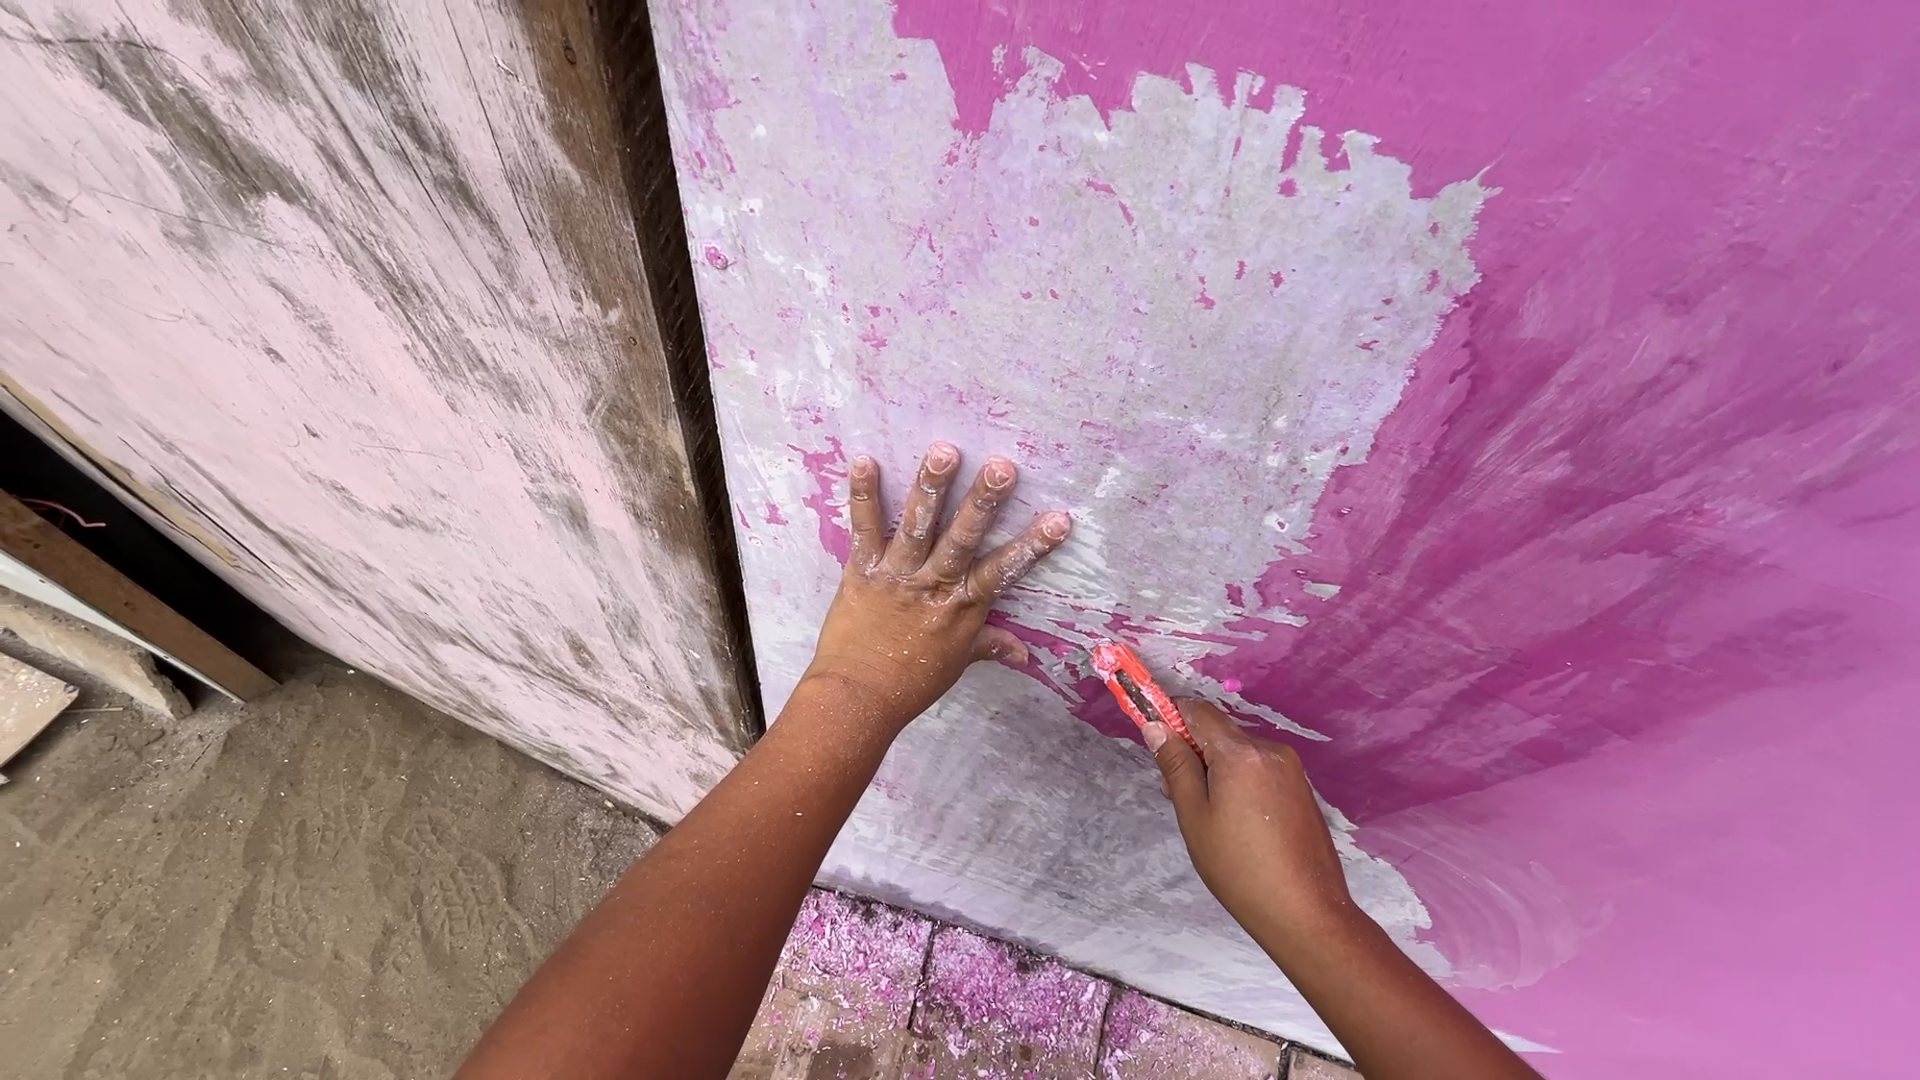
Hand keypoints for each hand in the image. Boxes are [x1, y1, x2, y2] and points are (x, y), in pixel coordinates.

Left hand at [801, 442, 1070, 729]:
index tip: (1060, 517)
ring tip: (943, 450)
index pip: (1004, 571)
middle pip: (963, 539)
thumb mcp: (955, 663)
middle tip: (1001, 466)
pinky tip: (864, 460)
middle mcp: (934, 585)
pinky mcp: (863, 570)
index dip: (1033, 545)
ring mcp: (898, 575)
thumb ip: (989, 645)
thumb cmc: (910, 683)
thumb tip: (1024, 653)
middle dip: (984, 501)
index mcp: (962, 607)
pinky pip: (864, 528)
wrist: (857, 699)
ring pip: (919, 525)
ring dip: (931, 487)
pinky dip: (864, 495)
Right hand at [1146, 700, 1356, 951]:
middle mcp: (1270, 749)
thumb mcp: (1194, 816)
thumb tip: (1156, 726)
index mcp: (1240, 752)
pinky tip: (1240, 823)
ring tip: (1212, 818)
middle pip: (1219, 733)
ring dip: (1218, 769)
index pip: (1198, 710)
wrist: (1307, 915)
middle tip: (1180, 796)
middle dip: (1194, 752)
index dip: (1171, 716)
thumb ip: (1175, 765)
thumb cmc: (1238, 867)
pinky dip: (1241, 782)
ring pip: (1240, 753)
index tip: (1157, 743)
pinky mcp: (1302, 790)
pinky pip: (1260, 770)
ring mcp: (1291, 769)